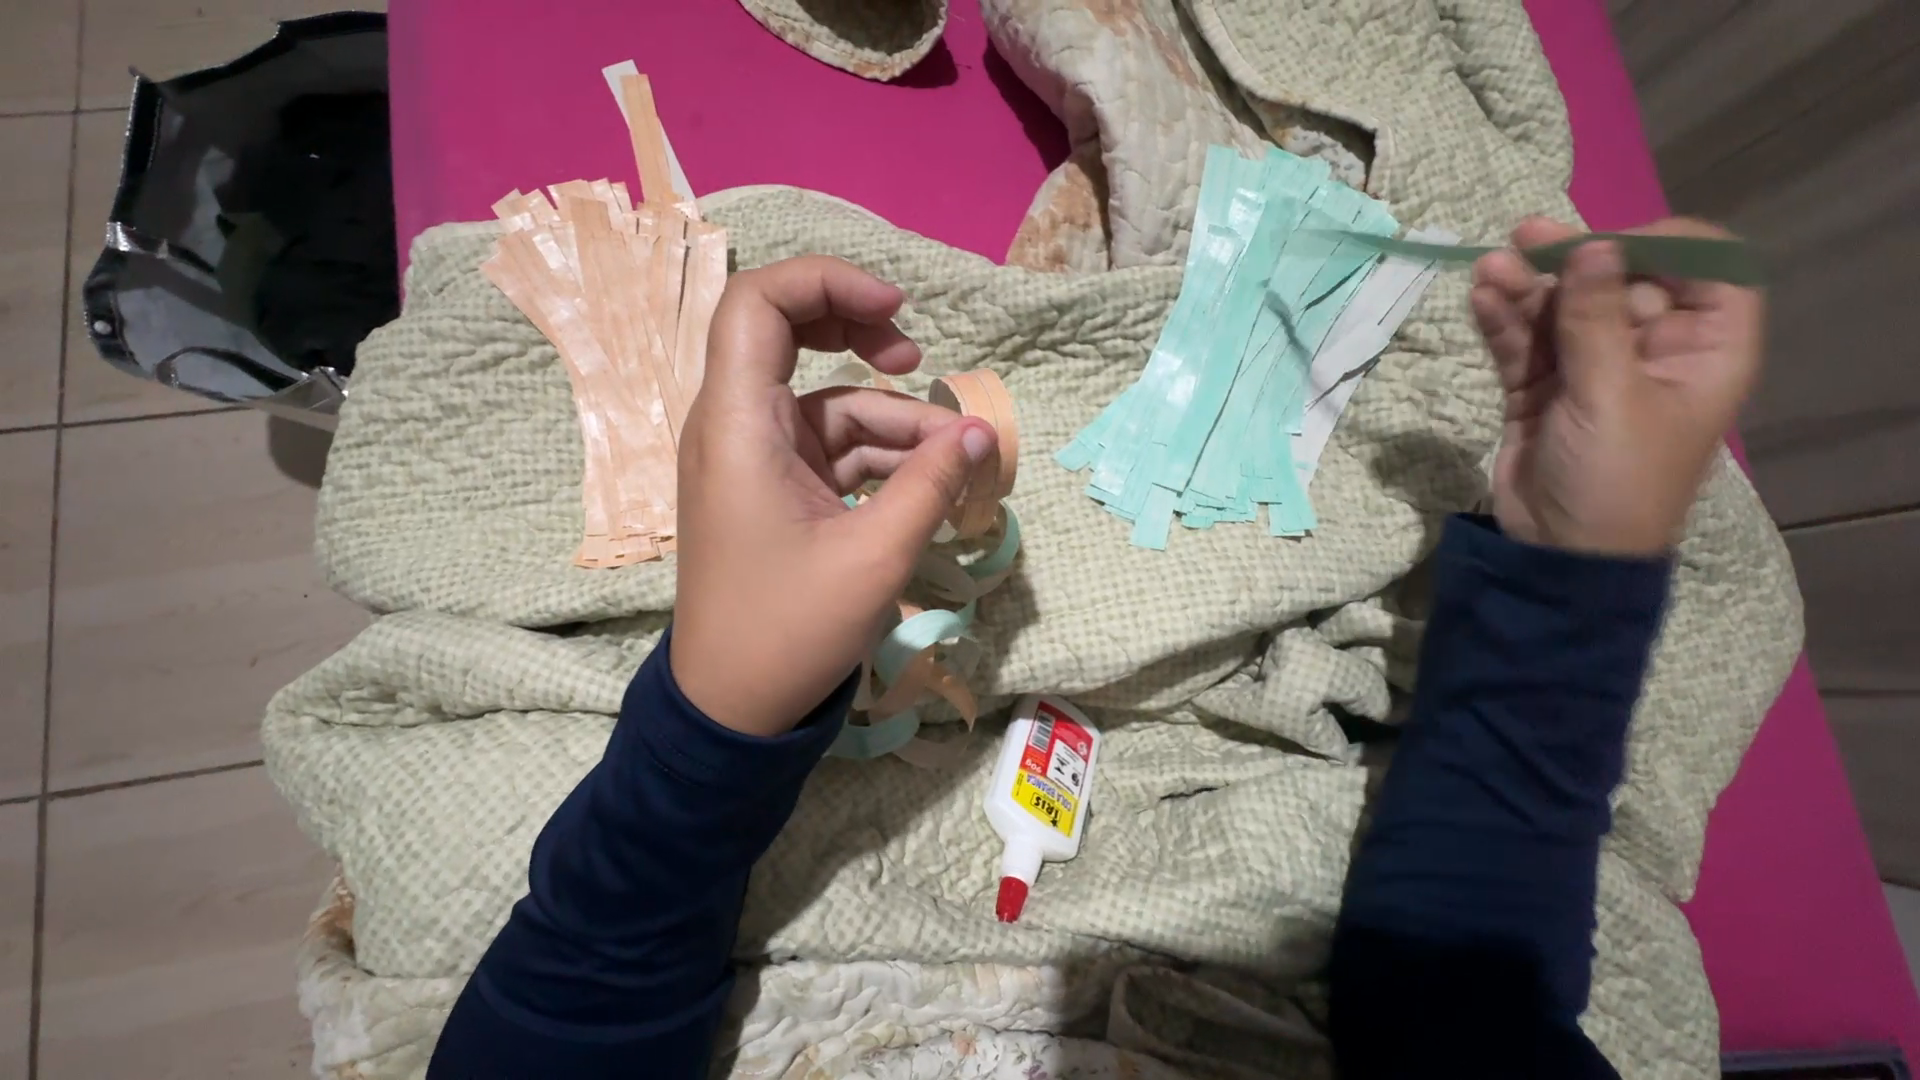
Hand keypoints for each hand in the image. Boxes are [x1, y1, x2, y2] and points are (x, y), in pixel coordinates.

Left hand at [670, 256, 997, 736]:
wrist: (735, 707)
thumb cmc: (791, 630)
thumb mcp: (875, 555)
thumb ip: (932, 483)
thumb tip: (980, 432)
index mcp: (738, 424)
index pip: (761, 304)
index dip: (829, 283)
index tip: (898, 309)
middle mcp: (738, 426)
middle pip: (790, 336)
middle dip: (862, 336)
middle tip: (917, 358)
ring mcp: (757, 460)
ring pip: (831, 407)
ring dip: (895, 425)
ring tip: (959, 464)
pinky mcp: (778, 491)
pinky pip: (834, 452)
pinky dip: (882, 460)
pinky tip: (930, 485)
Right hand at [1468, 217, 1764, 555]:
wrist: (1559, 550)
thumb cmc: (1614, 477)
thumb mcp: (1611, 396)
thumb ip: (1595, 321)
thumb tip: (1590, 246)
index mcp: (1703, 349)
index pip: (1705, 269)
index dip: (1660, 244)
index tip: (1603, 243)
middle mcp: (1650, 350)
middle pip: (1618, 283)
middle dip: (1572, 260)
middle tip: (1525, 237)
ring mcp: (1590, 370)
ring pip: (1560, 312)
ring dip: (1525, 289)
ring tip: (1487, 269)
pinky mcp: (1540, 390)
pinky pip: (1524, 344)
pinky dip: (1503, 322)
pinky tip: (1481, 298)